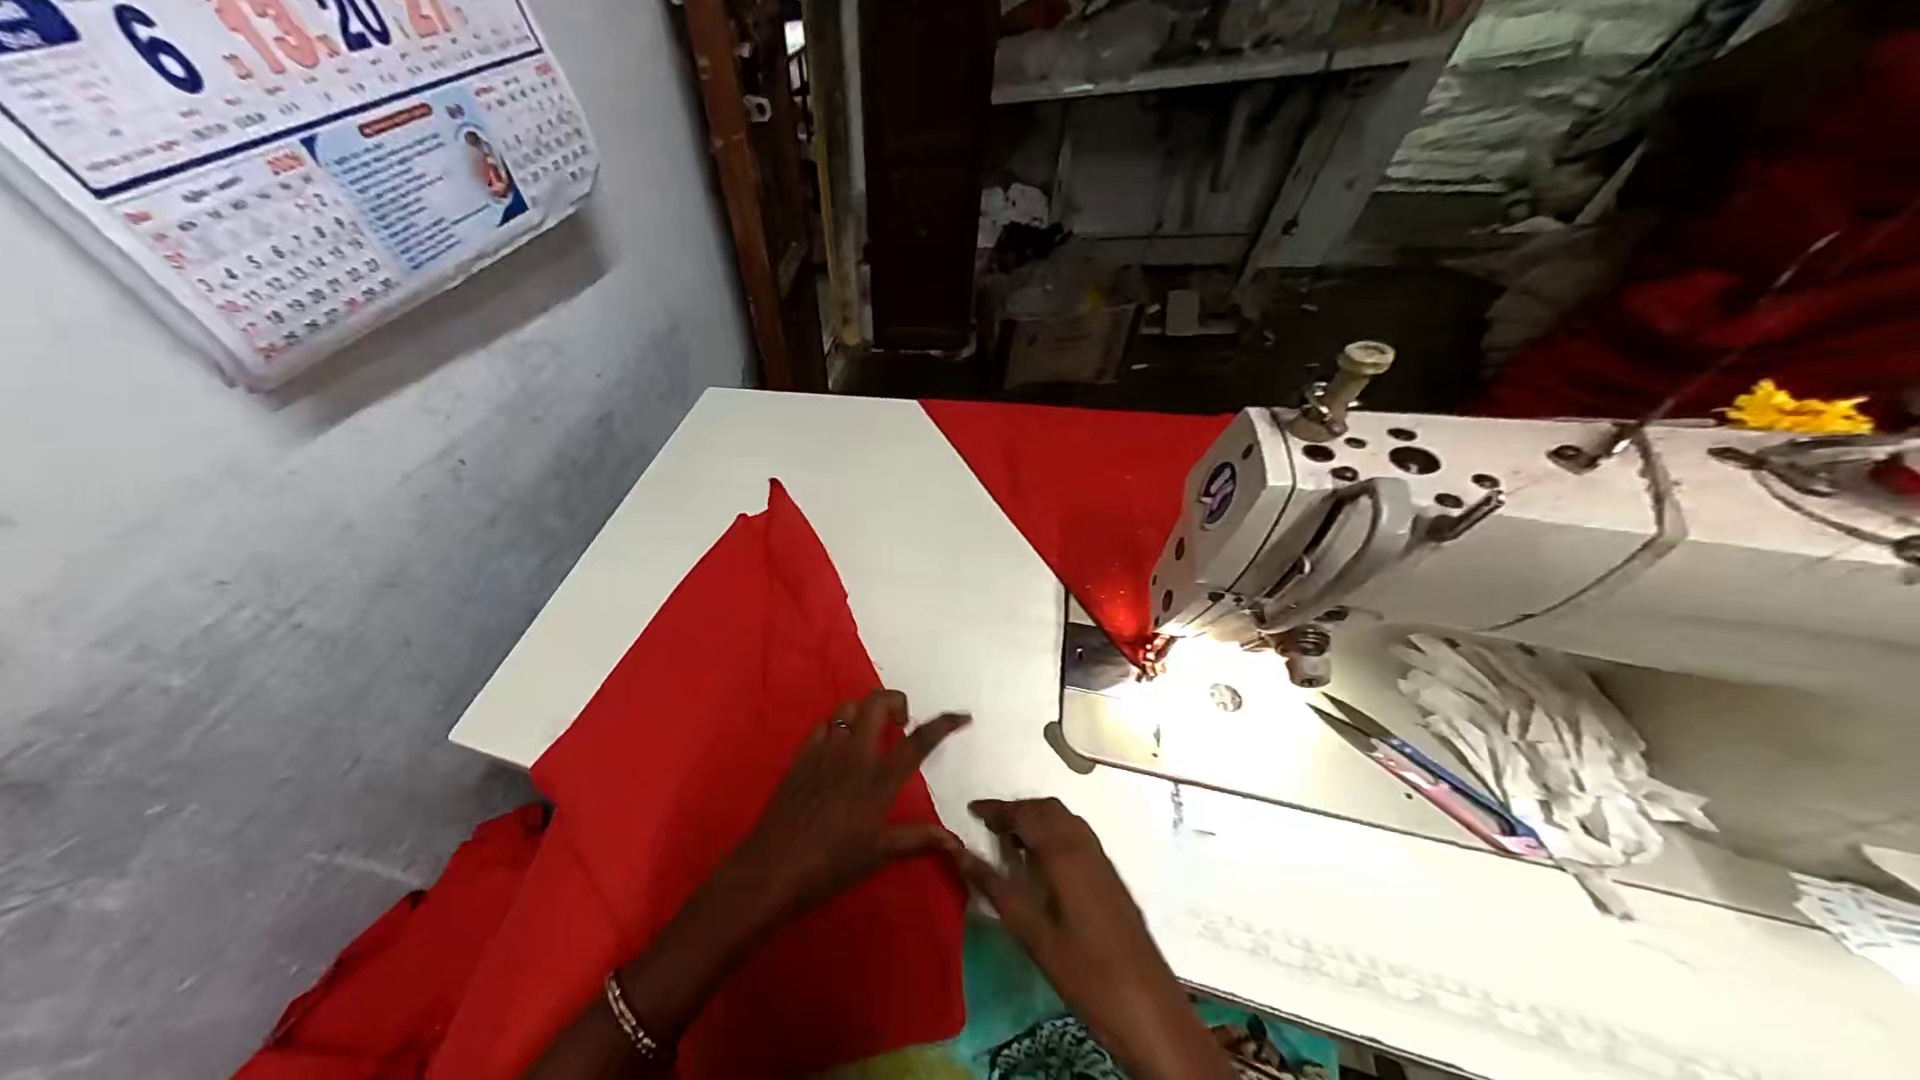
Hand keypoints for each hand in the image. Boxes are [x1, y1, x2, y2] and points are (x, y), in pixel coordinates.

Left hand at [728, 689, 969, 919]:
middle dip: (897, 702)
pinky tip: (839, 749)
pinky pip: (824, 725)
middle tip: (902, 726)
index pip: (919, 741)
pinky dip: (838, 727)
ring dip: (866, 713)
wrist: (772, 868)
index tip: (962, 716)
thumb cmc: (831, 865)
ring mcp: (824, 751)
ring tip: (872, 736)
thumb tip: (957, 843)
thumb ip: (919, 840)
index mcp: (878, 778)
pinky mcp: (801, 756)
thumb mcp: (879, 853)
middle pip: (878, 703)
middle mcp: (854, 755)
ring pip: (849, 708)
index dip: (944, 724)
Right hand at [951, 798, 1233, 1079]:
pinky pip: (1076, 835)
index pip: (1025, 814)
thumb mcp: (1030, 931)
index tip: (971, 811)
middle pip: (1047, 809)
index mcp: (1064, 853)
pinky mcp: (1110, 875)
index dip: (996, 809)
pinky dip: (1053, 833)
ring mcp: (1101, 859)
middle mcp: (1085, 845)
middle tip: (988, 827)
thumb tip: (959, 853)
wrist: (1146, 1005)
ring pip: (1064, 820)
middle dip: (1016, 811)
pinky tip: (1040, 862)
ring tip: (1009, 842)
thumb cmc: (1083, 971)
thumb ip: (994, 887)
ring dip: (1036, 820)